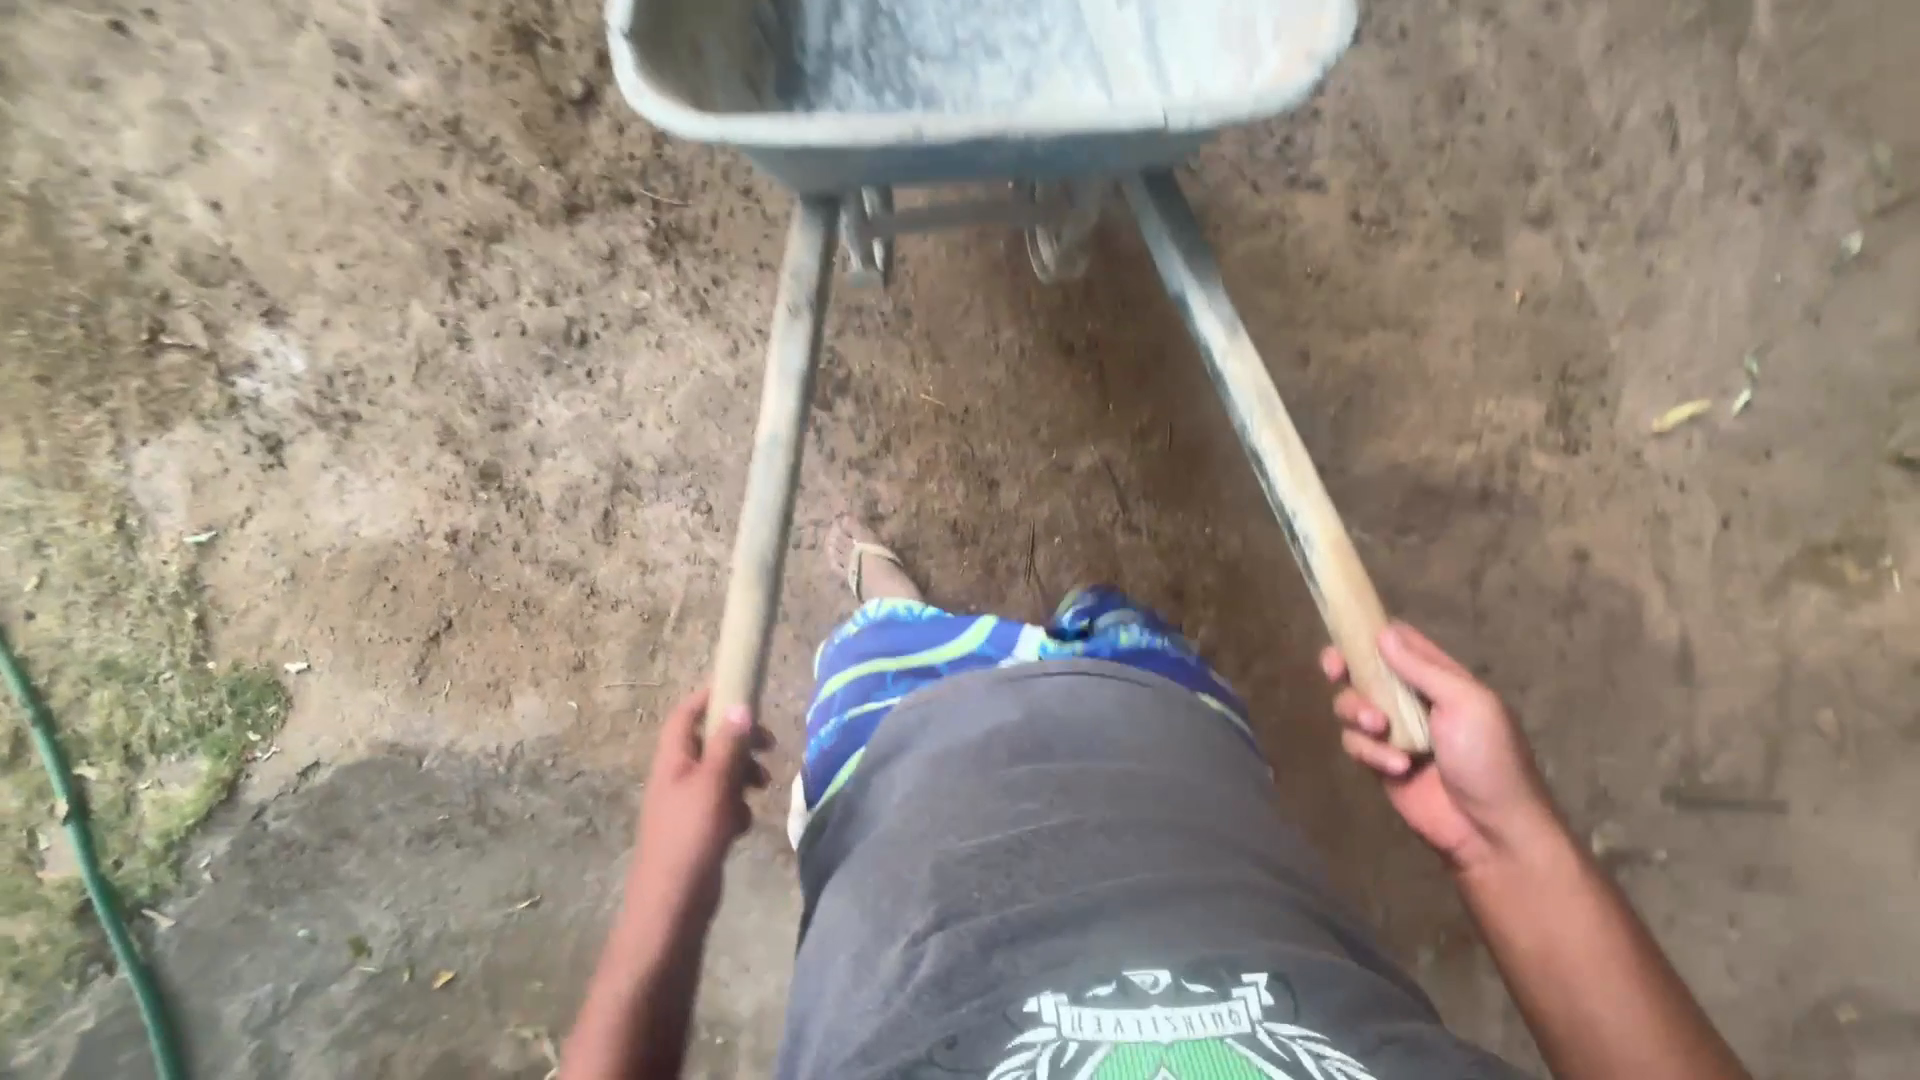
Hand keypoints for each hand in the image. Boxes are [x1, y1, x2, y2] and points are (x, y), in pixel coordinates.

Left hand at [625, 687, 770, 928]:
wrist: (672, 906)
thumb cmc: (690, 838)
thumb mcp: (713, 785)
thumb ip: (728, 746)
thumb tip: (739, 706)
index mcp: (672, 761)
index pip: (686, 715)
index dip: (708, 696)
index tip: (741, 687)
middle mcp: (675, 777)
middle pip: (708, 742)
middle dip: (739, 739)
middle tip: (768, 744)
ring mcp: (685, 804)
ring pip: (718, 773)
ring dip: (742, 773)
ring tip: (762, 785)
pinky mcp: (697, 829)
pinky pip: (721, 803)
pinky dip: (736, 805)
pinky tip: (744, 823)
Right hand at [1320, 623, 1562, 874]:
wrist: (1492, 831)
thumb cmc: (1490, 759)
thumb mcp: (1467, 703)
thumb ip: (1423, 668)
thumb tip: (1383, 632)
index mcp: (1439, 679)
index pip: (1398, 642)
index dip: (1369, 635)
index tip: (1345, 635)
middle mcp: (1412, 700)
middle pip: (1362, 670)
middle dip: (1344, 669)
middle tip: (1335, 672)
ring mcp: (1394, 731)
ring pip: (1350, 706)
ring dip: (1357, 713)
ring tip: (1379, 729)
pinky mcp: (1379, 761)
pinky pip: (1355, 744)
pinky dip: (1370, 752)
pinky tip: (1397, 767)